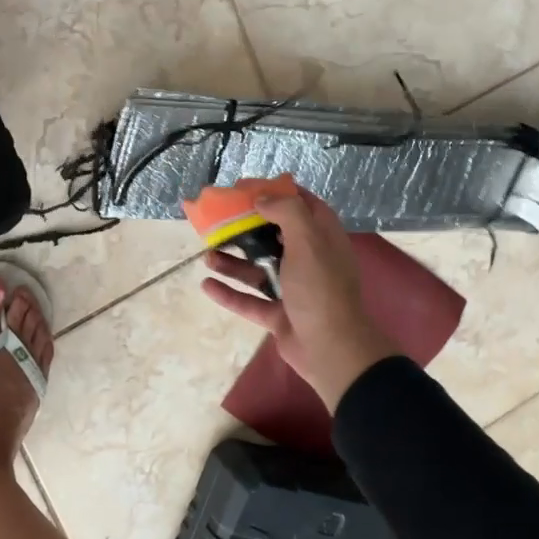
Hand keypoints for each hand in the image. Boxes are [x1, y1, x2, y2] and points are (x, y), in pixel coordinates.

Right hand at [200, 188, 398, 411]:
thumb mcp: (308, 242)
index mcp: (323, 240)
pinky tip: (206, 284)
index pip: (303, 205)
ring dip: (232, 262)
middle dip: (246, 228)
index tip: (247, 187)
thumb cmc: (321, 290)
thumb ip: (287, 212)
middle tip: (219, 220)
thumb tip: (261, 198)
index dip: (277, 192)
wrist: (332, 351)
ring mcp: (294, 290)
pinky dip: (229, 293)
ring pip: (258, 269)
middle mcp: (309, 261)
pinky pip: (249, 300)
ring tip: (207, 254)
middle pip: (274, 236)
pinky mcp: (279, 315)